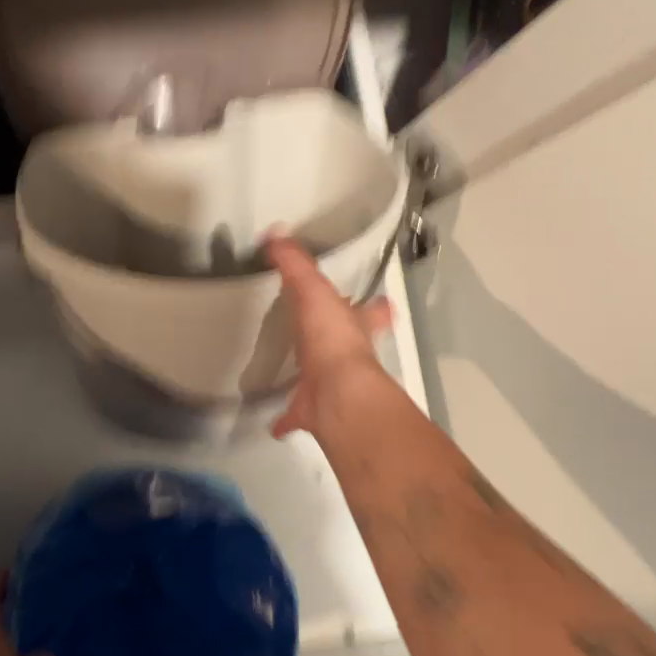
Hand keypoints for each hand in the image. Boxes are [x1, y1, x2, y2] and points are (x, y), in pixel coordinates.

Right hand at [267, 235, 394, 438]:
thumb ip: (295, 263)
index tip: (379, 301)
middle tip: (331, 341)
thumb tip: (275, 233)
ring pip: (325, 379)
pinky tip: (275, 422)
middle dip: (347, 344)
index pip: (371, 310)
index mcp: (355, 326)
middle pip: (352, 346)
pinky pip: (296, 414)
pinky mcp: (313, 410)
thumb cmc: (331, 337)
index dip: (375, 306)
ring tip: (298, 374)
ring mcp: (333, 386)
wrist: (337, 393)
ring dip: (315, 377)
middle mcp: (350, 356)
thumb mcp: (313, 290)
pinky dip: (286, 418)